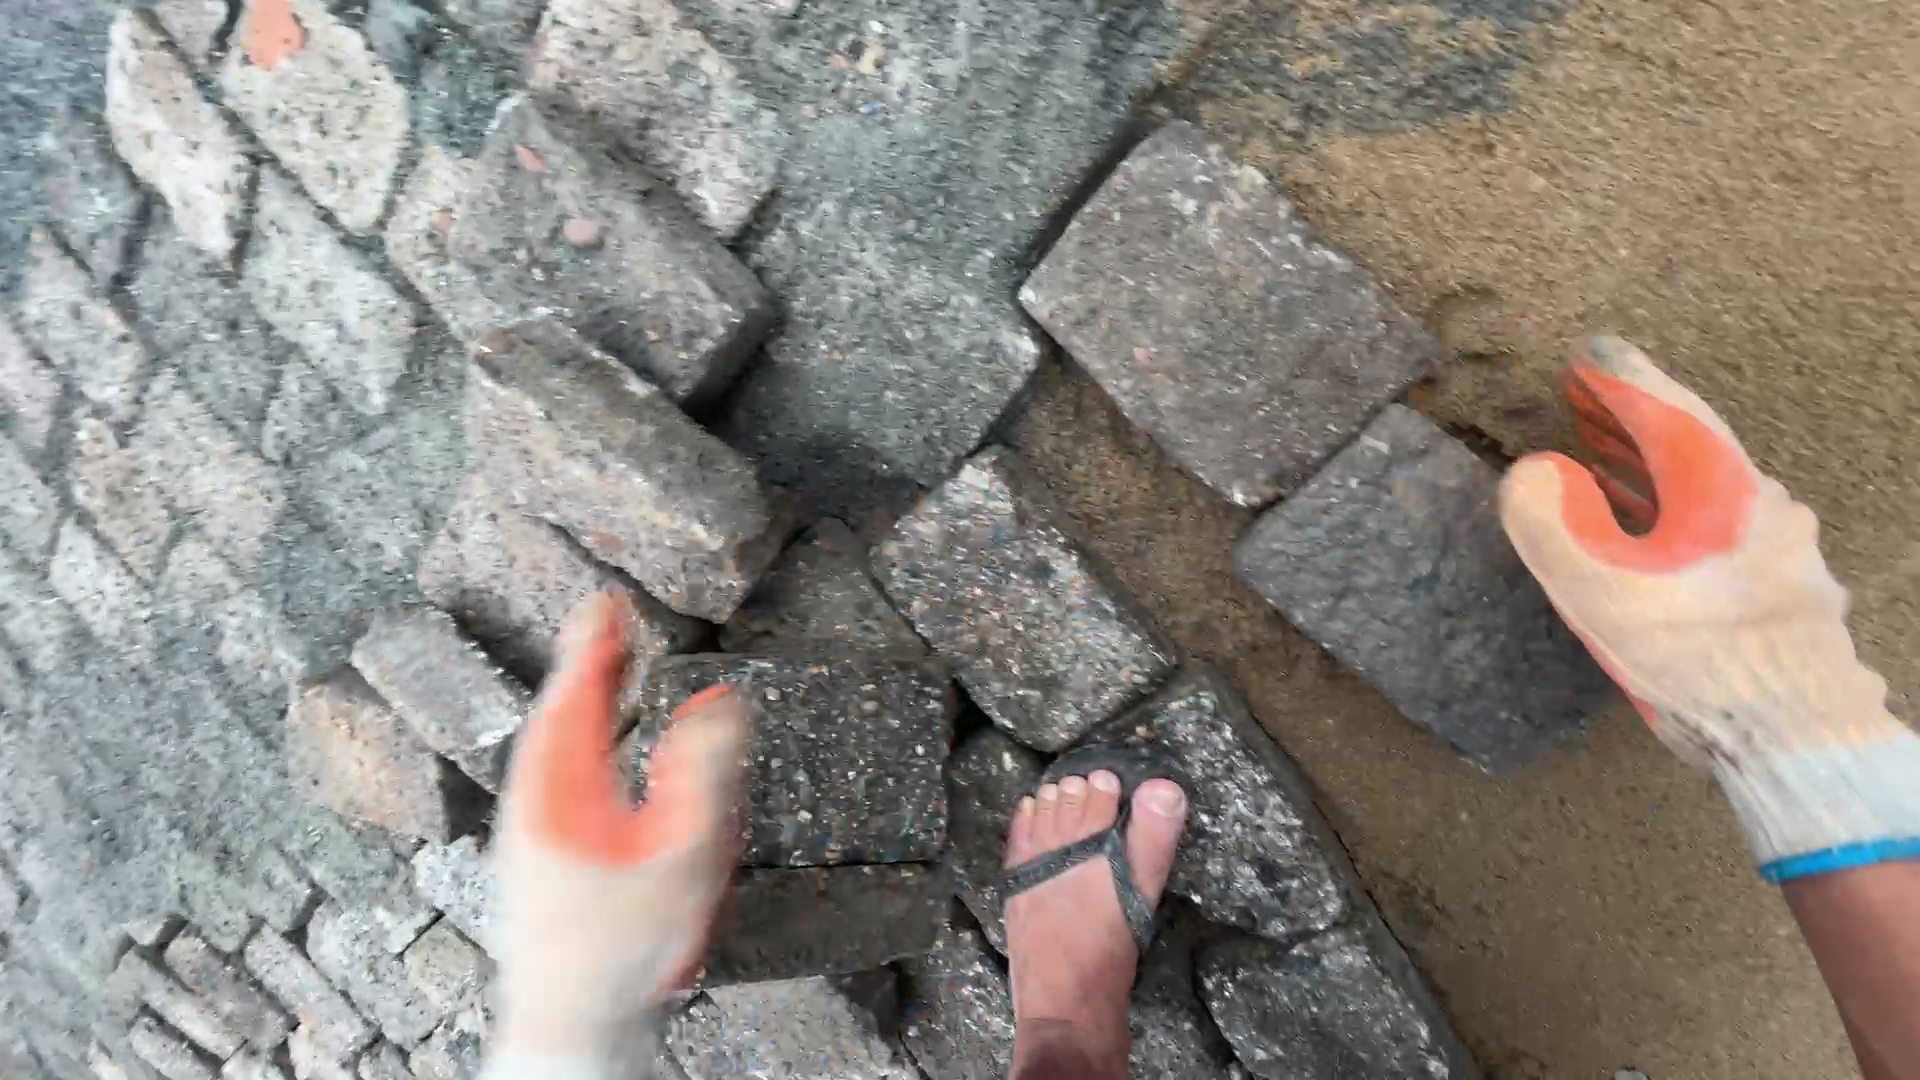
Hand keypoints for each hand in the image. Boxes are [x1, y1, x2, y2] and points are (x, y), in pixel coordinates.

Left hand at [489, 593, 747, 1061]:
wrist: (578, 1026)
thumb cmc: (624, 953)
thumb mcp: (683, 855)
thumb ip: (704, 772)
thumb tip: (718, 703)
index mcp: (557, 799)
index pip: (572, 702)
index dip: (592, 647)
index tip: (606, 603)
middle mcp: (535, 808)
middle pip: (557, 716)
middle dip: (585, 663)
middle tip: (609, 620)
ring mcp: (533, 831)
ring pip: (552, 745)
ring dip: (578, 697)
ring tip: (602, 662)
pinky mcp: (543, 851)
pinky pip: (556, 773)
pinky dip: (574, 737)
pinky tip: (591, 738)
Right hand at [1500, 336, 1919, 880]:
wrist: (1791, 735)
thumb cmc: (1689, 655)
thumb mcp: (1596, 590)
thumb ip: (1551, 522)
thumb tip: (1533, 470)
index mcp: (1722, 496)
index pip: (1670, 416)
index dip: (1626, 381)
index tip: (1591, 354)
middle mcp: (1762, 507)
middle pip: (1689, 443)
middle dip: (1632, 417)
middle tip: (1584, 396)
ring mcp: (1778, 546)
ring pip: (1705, 484)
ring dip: (1648, 462)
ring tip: (1599, 454)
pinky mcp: (1776, 581)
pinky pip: (1716, 519)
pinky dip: (1671, 503)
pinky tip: (1645, 522)